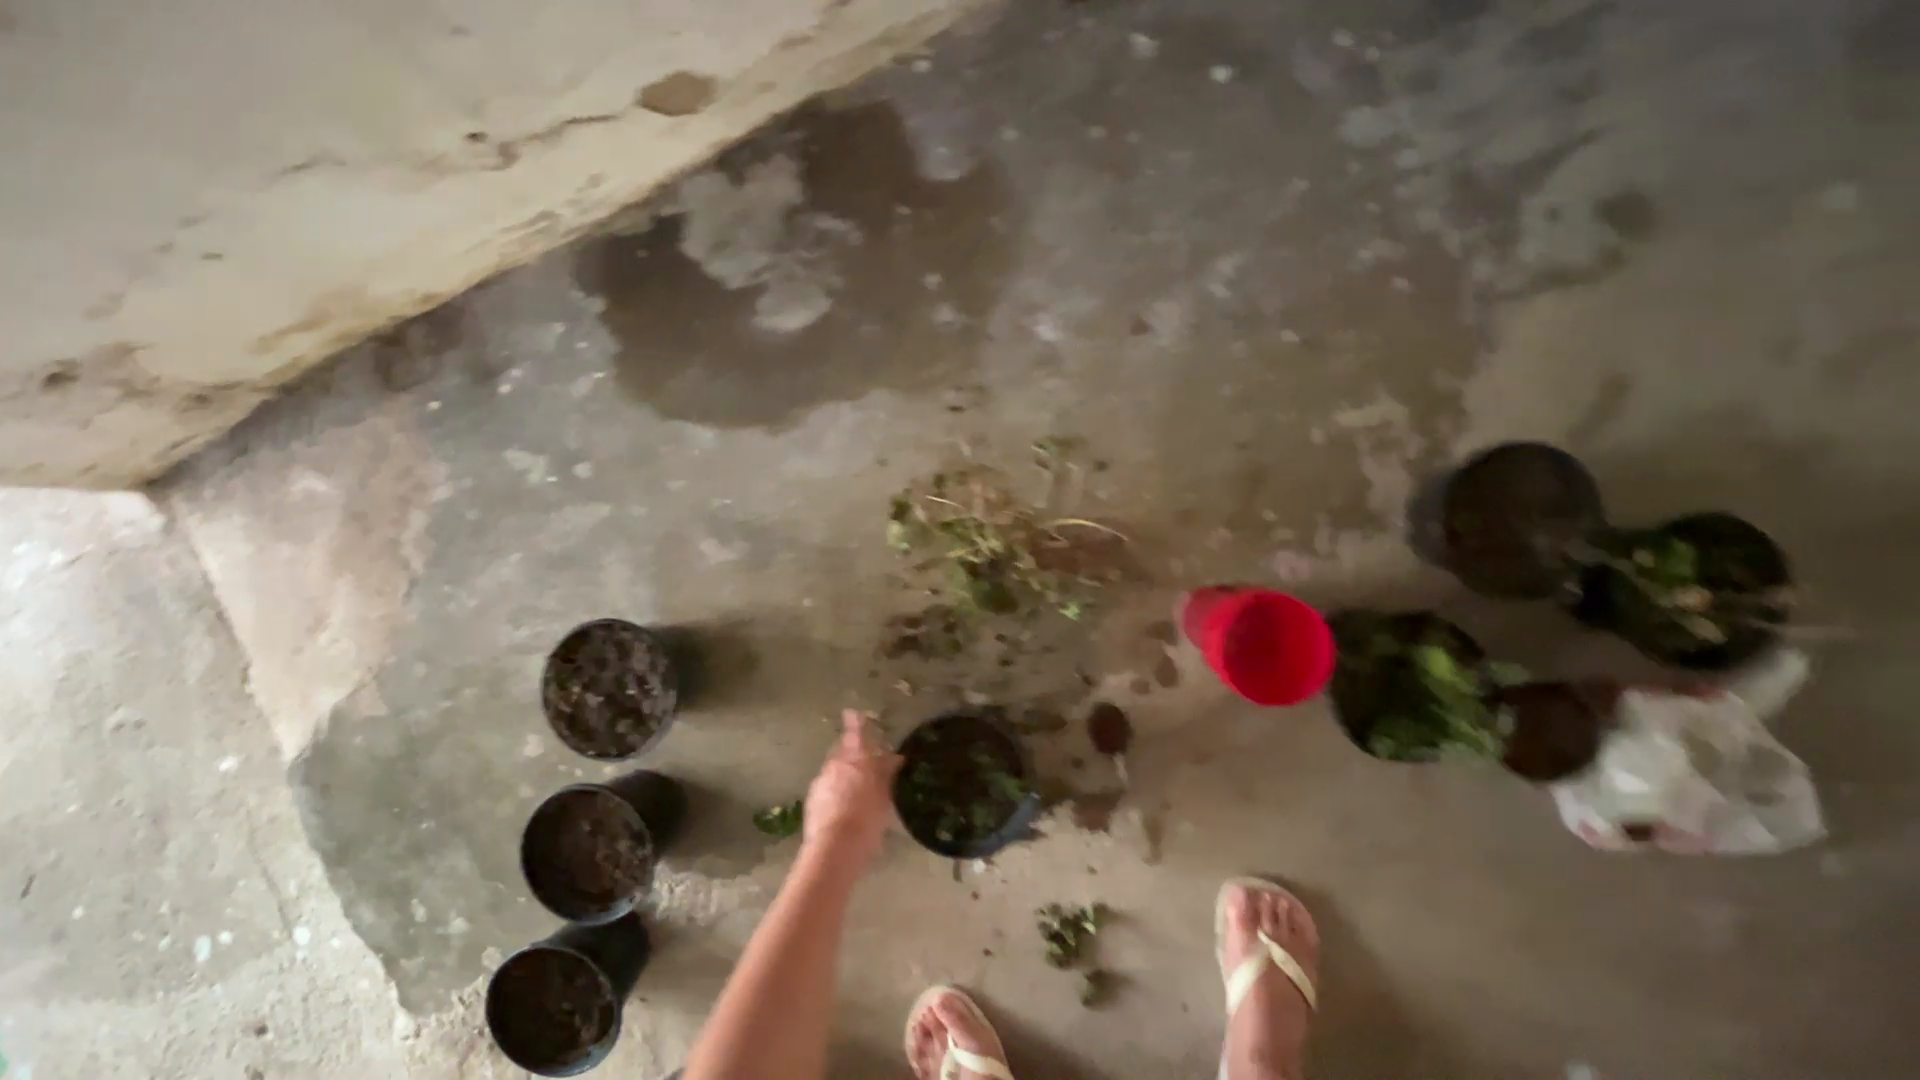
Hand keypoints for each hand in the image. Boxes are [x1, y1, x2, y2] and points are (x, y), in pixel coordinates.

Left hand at [801, 709, 901, 873]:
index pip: (856, 734)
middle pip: (842, 752)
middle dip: (851, 753)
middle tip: (864, 762)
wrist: (835, 849)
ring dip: (843, 775)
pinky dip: (834, 791)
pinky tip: (843, 807)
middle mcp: (835, 766)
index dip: (855, 722)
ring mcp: (820, 782)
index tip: (851, 711)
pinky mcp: (812, 801)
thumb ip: (887, 774)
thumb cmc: (867, 820)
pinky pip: (826, 788)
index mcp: (856, 760)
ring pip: (833, 771)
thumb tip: (894, 758)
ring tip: (855, 791)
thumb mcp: (885, 797)